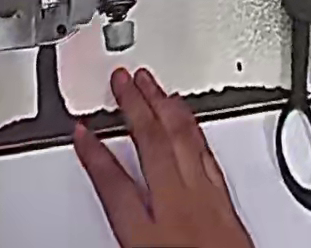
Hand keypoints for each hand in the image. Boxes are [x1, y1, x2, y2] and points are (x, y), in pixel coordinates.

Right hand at [74, 68, 253, 247]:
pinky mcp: (228, 206)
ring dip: (164, 106)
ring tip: (151, 82)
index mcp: (151, 242)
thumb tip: (104, 225)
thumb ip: (125, 242)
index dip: (95, 156)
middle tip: (120, 79)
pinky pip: (206, 154)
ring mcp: (208, 204)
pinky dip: (193, 128)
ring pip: (183, 141)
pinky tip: (185, 115)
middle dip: (133, 107)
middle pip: (151, 146)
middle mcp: (180, 214)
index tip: (82, 131)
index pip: (114, 188)